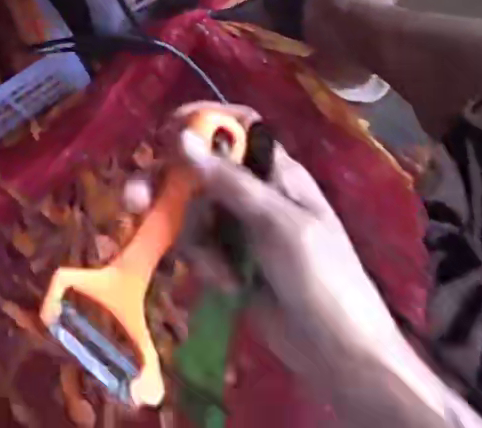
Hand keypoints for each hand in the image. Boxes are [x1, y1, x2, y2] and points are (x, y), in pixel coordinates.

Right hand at [164, 108, 481, 426]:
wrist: (344, 361)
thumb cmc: (324, 282)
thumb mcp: (280, 225)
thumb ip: (229, 181)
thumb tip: (180, 136)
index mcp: (275, 172)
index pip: (235, 126)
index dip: (203, 120)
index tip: (168, 131)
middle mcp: (250, 190)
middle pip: (195, 165)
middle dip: (164, 182)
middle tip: (136, 199)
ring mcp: (236, 223)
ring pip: (186, 204)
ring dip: (183, 231)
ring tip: (195, 260)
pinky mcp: (224, 255)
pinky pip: (193, 240)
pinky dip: (200, 259)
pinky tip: (224, 283)